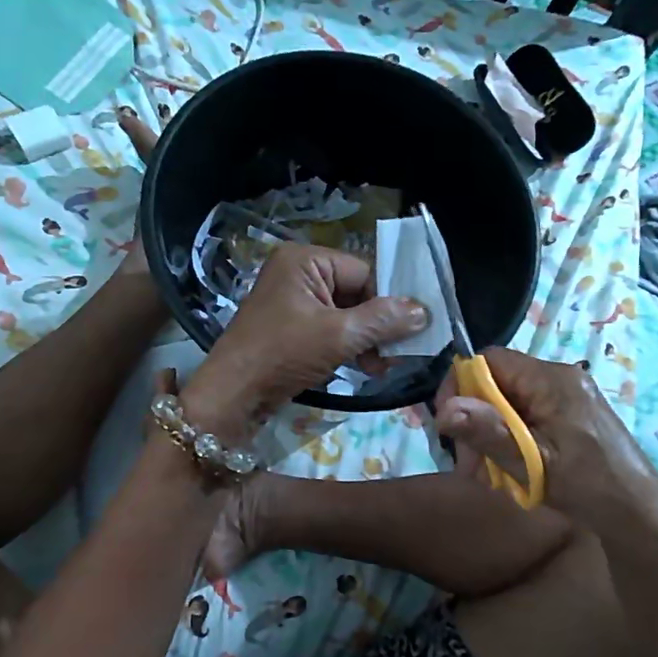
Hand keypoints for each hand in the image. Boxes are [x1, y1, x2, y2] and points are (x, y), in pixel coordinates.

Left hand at [182, 244, 426, 438]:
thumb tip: (425, 312)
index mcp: (305, 260)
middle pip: (358, 292)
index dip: (388, 301)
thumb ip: (384, 320)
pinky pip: (333, 328)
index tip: (410, 330)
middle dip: (379, 324)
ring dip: (368, 340)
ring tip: (383, 366)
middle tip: (399, 353)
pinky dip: (351, 346)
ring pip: (348, 313)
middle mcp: (299, 272)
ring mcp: (294, 300)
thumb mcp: (339, 336)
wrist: (232, 397)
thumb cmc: (282, 355)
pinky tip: (366, 367)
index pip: (364, 272)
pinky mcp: (293, 326)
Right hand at [436, 347, 657, 521]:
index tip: (449, 421)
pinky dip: (513, 439)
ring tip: (487, 475)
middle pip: (499, 382)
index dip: (462, 384)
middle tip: (469, 463)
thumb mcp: (532, 460)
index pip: (491, 360)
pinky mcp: (574, 416)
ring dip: (492, 435)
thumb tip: (444, 410)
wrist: (638, 514)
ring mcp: (569, 397)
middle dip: (476, 419)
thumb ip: (488, 432)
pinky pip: (530, 416)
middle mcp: (561, 378)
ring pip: (512, 403)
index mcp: (552, 379)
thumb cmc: (587, 485)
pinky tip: (511, 472)